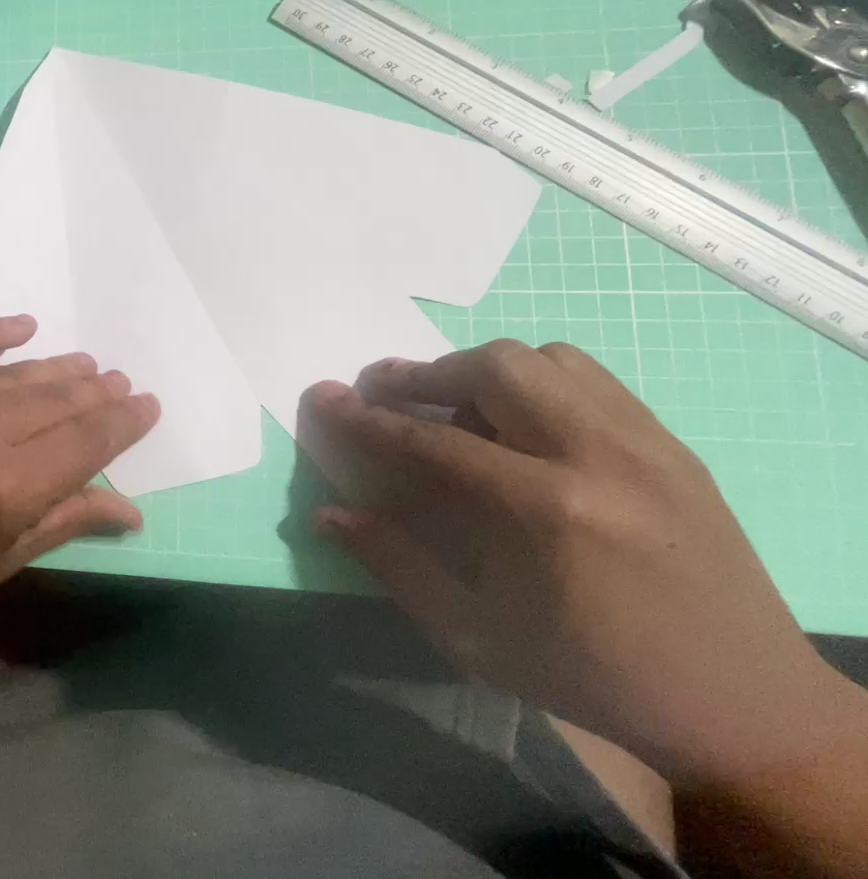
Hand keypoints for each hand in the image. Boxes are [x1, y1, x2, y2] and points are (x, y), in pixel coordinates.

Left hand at [0, 314, 159, 651]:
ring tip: (85, 365)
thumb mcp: (4, 558)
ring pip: (10, 375)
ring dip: (54, 369)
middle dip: (94, 393)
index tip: (146, 405)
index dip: (122, 422)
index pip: (85, 441)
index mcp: (5, 489)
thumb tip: (135, 508)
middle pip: (53, 401)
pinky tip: (24, 326)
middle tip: (118, 383)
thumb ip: (68, 518)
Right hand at [296, 339, 861, 785]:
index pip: (432, 440)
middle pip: (497, 368)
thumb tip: (329, 513)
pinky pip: (592, 382)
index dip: (367, 418)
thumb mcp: (472, 635)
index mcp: (546, 511)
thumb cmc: (590, 675)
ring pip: (549, 360)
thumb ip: (394, 564)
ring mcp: (647, 445)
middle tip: (384, 394)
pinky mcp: (674, 449)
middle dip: (425, 373)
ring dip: (483, 372)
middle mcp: (600, 458)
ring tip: (453, 410)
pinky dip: (536, 384)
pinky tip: (517, 427)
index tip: (324, 397)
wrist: (741, 705)